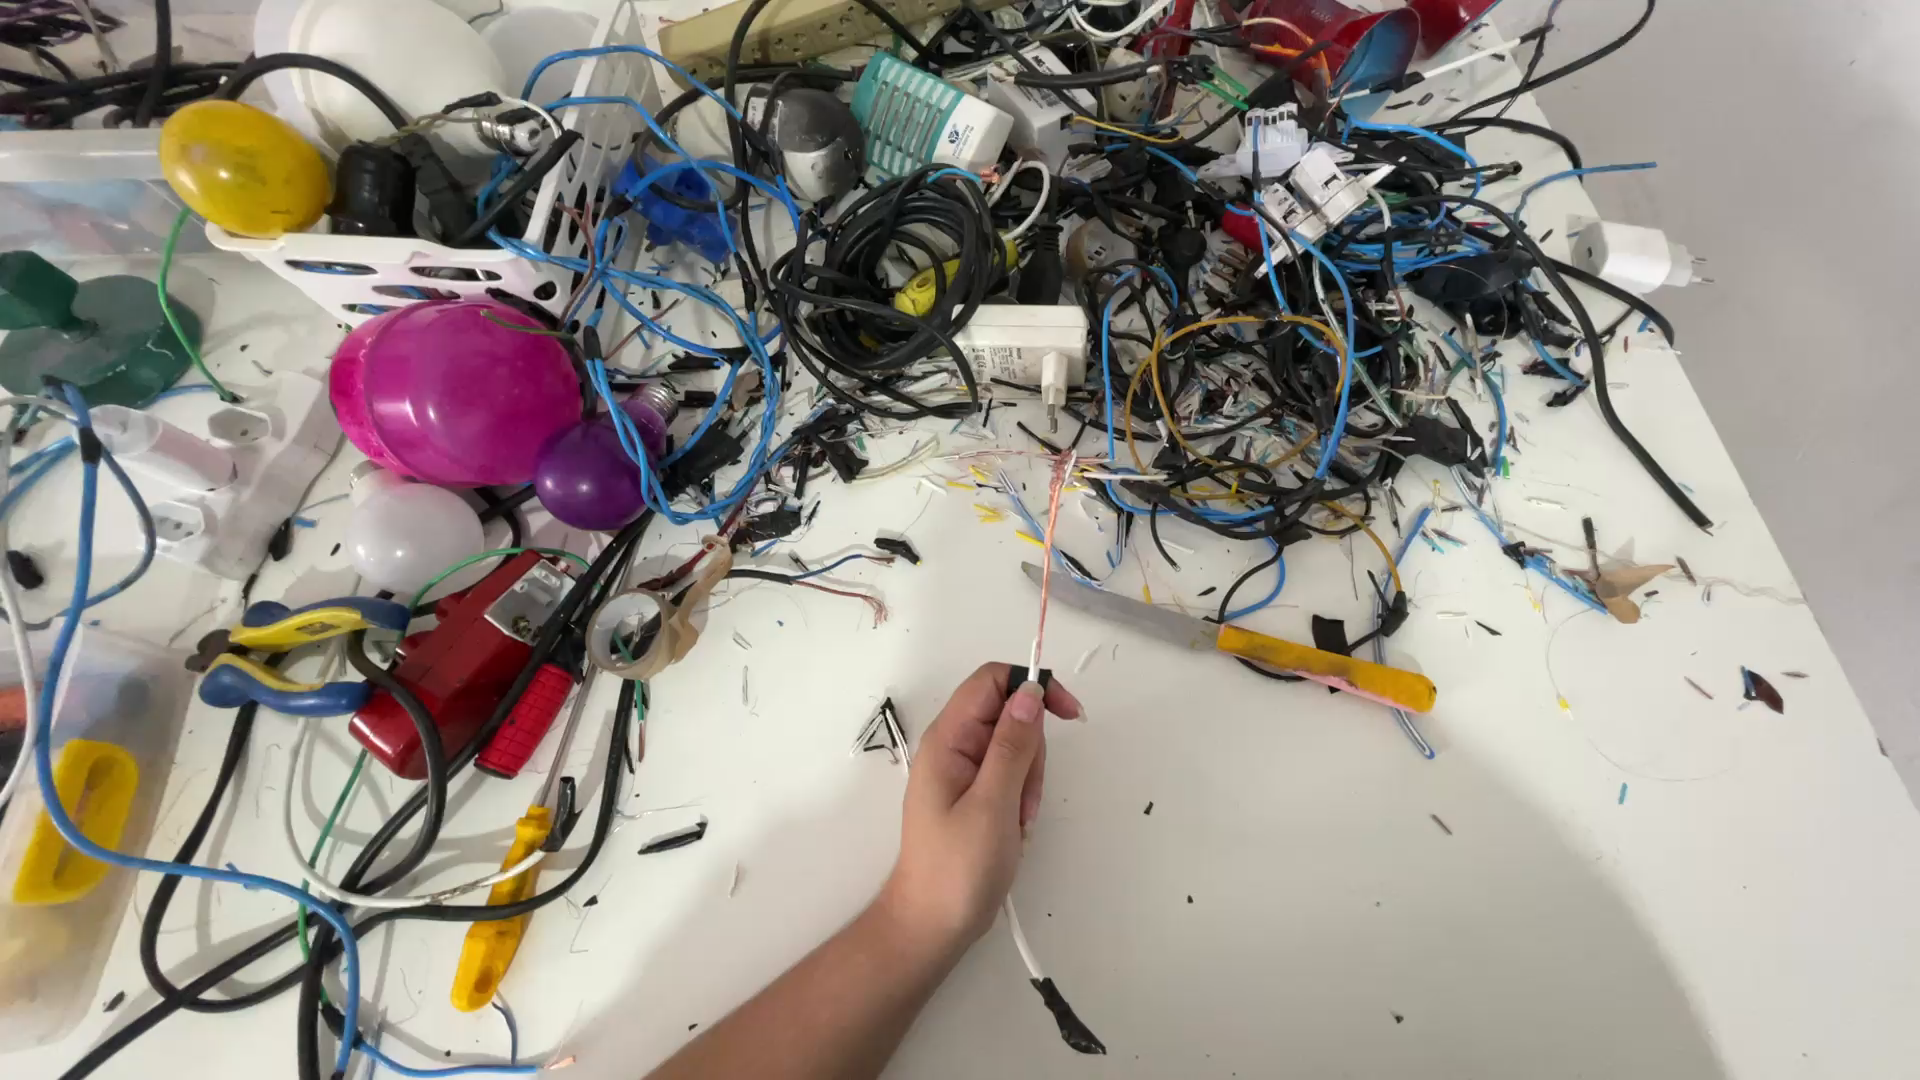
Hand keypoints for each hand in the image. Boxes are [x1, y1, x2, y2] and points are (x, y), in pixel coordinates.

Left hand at [875, 663, 1083, 960]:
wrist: (932, 925)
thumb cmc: (958, 867)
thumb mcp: (992, 803)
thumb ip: (1013, 744)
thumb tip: (1031, 691)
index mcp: (948, 737)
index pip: (991, 681)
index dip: (1032, 686)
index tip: (1069, 714)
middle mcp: (954, 744)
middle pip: (1009, 713)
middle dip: (1032, 750)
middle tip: (1025, 797)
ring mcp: (964, 769)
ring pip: (1016, 745)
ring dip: (1029, 779)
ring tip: (1018, 820)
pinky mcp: (975, 791)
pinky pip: (1011, 773)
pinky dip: (1023, 795)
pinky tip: (1015, 827)